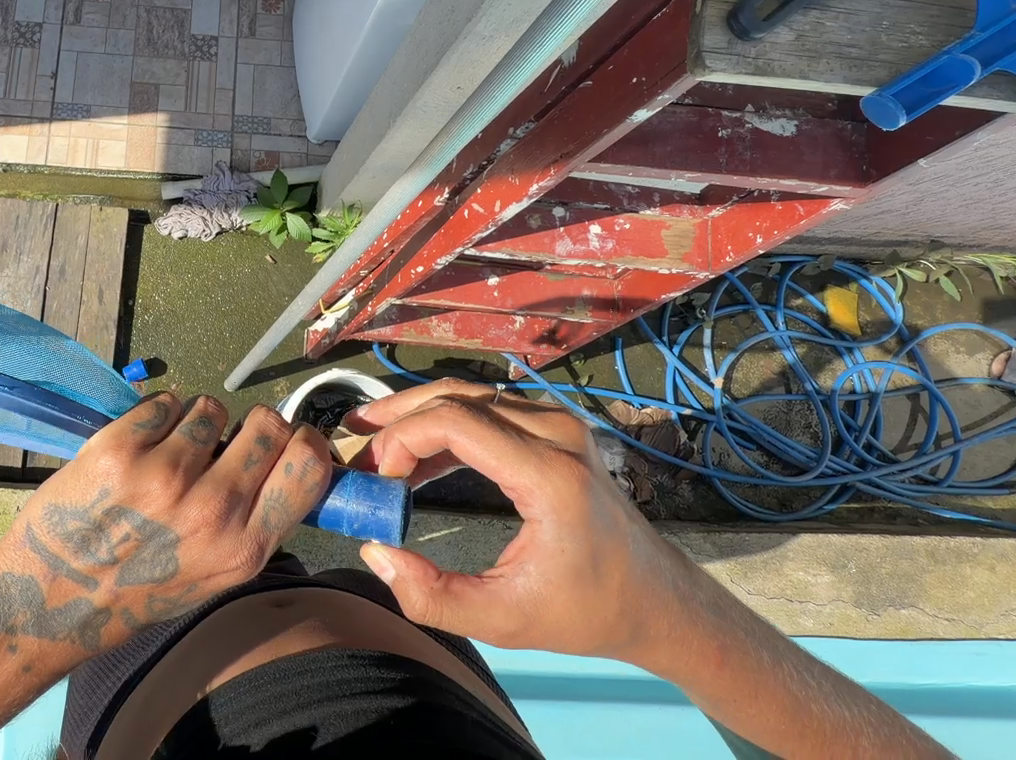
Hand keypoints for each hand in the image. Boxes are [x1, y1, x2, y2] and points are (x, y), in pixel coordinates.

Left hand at [0, 392, 331, 663]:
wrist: (46, 604)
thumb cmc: (135, 594)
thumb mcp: (214, 578)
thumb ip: (252, 523)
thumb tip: (280, 460)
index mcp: (244, 549)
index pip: (309, 465)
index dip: (303, 441)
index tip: (284, 442)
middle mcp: (212, 509)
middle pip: (267, 423)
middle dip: (249, 425)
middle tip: (221, 445)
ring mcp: (164, 475)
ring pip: (210, 407)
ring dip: (193, 424)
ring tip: (165, 456)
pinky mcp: (119, 448)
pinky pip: (163, 402)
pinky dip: (154, 417)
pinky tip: (135, 450)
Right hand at [344, 382, 702, 667]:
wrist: (658, 598)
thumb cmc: (587, 611)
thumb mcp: (505, 620)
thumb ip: (431, 597)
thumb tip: (373, 551)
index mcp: (548, 474)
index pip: (456, 421)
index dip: (403, 438)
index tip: (376, 477)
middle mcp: (555, 432)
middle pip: (456, 396)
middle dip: (397, 419)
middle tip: (356, 449)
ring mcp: (557, 423)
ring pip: (467, 395)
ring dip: (415, 416)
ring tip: (373, 445)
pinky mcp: (554, 427)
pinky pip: (485, 409)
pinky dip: (442, 425)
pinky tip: (414, 456)